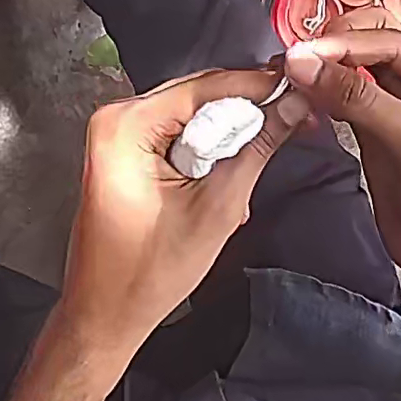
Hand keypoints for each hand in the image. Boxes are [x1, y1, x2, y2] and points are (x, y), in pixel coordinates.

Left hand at [57, 69, 309, 354]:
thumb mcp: (216, 207)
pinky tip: (231, 169)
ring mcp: (118, 134)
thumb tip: (289, 107)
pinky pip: (178, 131)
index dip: (256, 86)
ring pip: (192, 112)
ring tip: (267, 143)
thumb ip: (256, 148)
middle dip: (246, 108)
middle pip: (197, 94)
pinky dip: (208, 146)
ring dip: (229, 131)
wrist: (105, 314)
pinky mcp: (127, 150)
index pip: (204, 87)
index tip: (295, 87)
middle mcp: (116, 120)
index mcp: (125, 127)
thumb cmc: (145, 274)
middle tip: (292, 114)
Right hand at [282, 10, 400, 308]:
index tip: (305, 52)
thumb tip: (308, 63)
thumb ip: (361, 99)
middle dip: (335, 45)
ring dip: (323, 67)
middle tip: (299, 59)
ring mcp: (397, 105)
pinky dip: (320, 92)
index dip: (347, 44)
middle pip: (372, 43)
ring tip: (292, 73)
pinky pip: (341, 97)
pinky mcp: (372, 128)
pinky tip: (302, 95)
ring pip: (353, 67)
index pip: (392, 43)